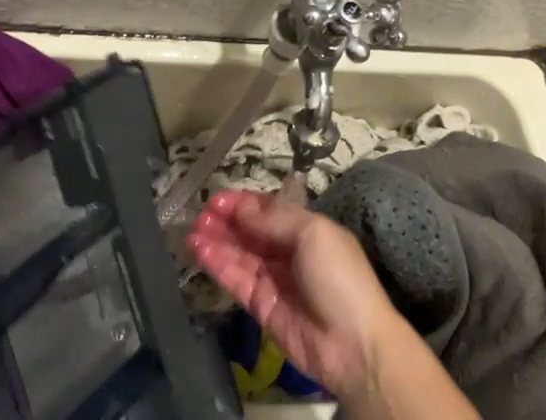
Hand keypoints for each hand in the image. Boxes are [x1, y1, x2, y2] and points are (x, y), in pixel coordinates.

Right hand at [187, 188, 408, 399]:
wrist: (354, 345)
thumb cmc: (339, 277)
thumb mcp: (313, 233)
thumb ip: (273, 219)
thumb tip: (241, 208)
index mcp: (307, 230)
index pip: (268, 210)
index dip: (243, 203)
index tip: (216, 200)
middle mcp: (288, 252)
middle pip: (250, 232)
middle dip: (225, 221)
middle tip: (199, 216)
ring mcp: (273, 280)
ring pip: (239, 254)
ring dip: (216, 241)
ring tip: (192, 232)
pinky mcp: (260, 305)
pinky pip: (236, 279)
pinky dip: (217, 264)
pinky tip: (199, 250)